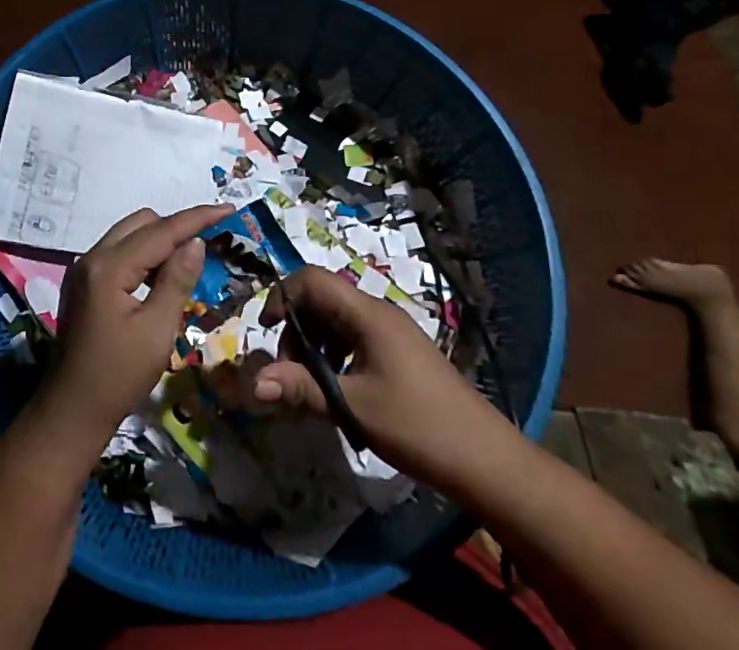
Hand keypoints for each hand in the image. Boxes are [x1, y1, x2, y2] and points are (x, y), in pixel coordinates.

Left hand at [40, 204, 233, 434]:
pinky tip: (163, 277)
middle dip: (177, 226)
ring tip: (191, 259)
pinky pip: (120, 253)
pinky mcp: (84, 283)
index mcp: (108, 267)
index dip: (197, 218)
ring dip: (161, 240)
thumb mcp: (157, 329)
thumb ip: (177, 280)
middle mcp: (91, 258)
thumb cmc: (118, 375)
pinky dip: (144, 255)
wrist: (72, 410)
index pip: (161, 231)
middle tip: (211, 241)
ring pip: (130, 235)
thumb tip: (196, 242)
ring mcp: (84, 270)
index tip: (228, 209)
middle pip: (142, 223)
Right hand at [254, 267, 505, 488]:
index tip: (265, 330)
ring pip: (336, 321)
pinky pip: (354, 339)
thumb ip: (302, 388)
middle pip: (322, 300)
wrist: (483, 457)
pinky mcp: (399, 353)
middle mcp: (379, 314)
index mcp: (368, 316)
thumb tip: (254, 383)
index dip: (282, 296)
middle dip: (295, 329)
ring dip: (313, 346)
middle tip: (289, 373)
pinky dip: (334, 356)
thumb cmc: (417, 426)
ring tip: (309, 386)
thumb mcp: (353, 406)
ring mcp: (391, 333)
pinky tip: (336, 390)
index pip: (313, 279)